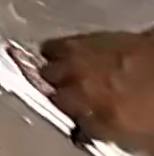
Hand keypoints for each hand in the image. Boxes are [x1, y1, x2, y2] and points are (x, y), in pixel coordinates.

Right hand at [41, 29, 153, 151]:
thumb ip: (135, 137)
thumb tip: (120, 138)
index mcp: (112, 122)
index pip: (83, 130)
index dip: (88, 130)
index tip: (91, 129)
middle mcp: (84, 93)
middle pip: (58, 99)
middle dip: (67, 102)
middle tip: (79, 104)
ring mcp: (73, 67)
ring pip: (46, 73)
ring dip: (58, 78)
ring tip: (72, 80)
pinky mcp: (68, 43)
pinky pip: (48, 49)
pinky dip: (55, 55)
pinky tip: (70, 60)